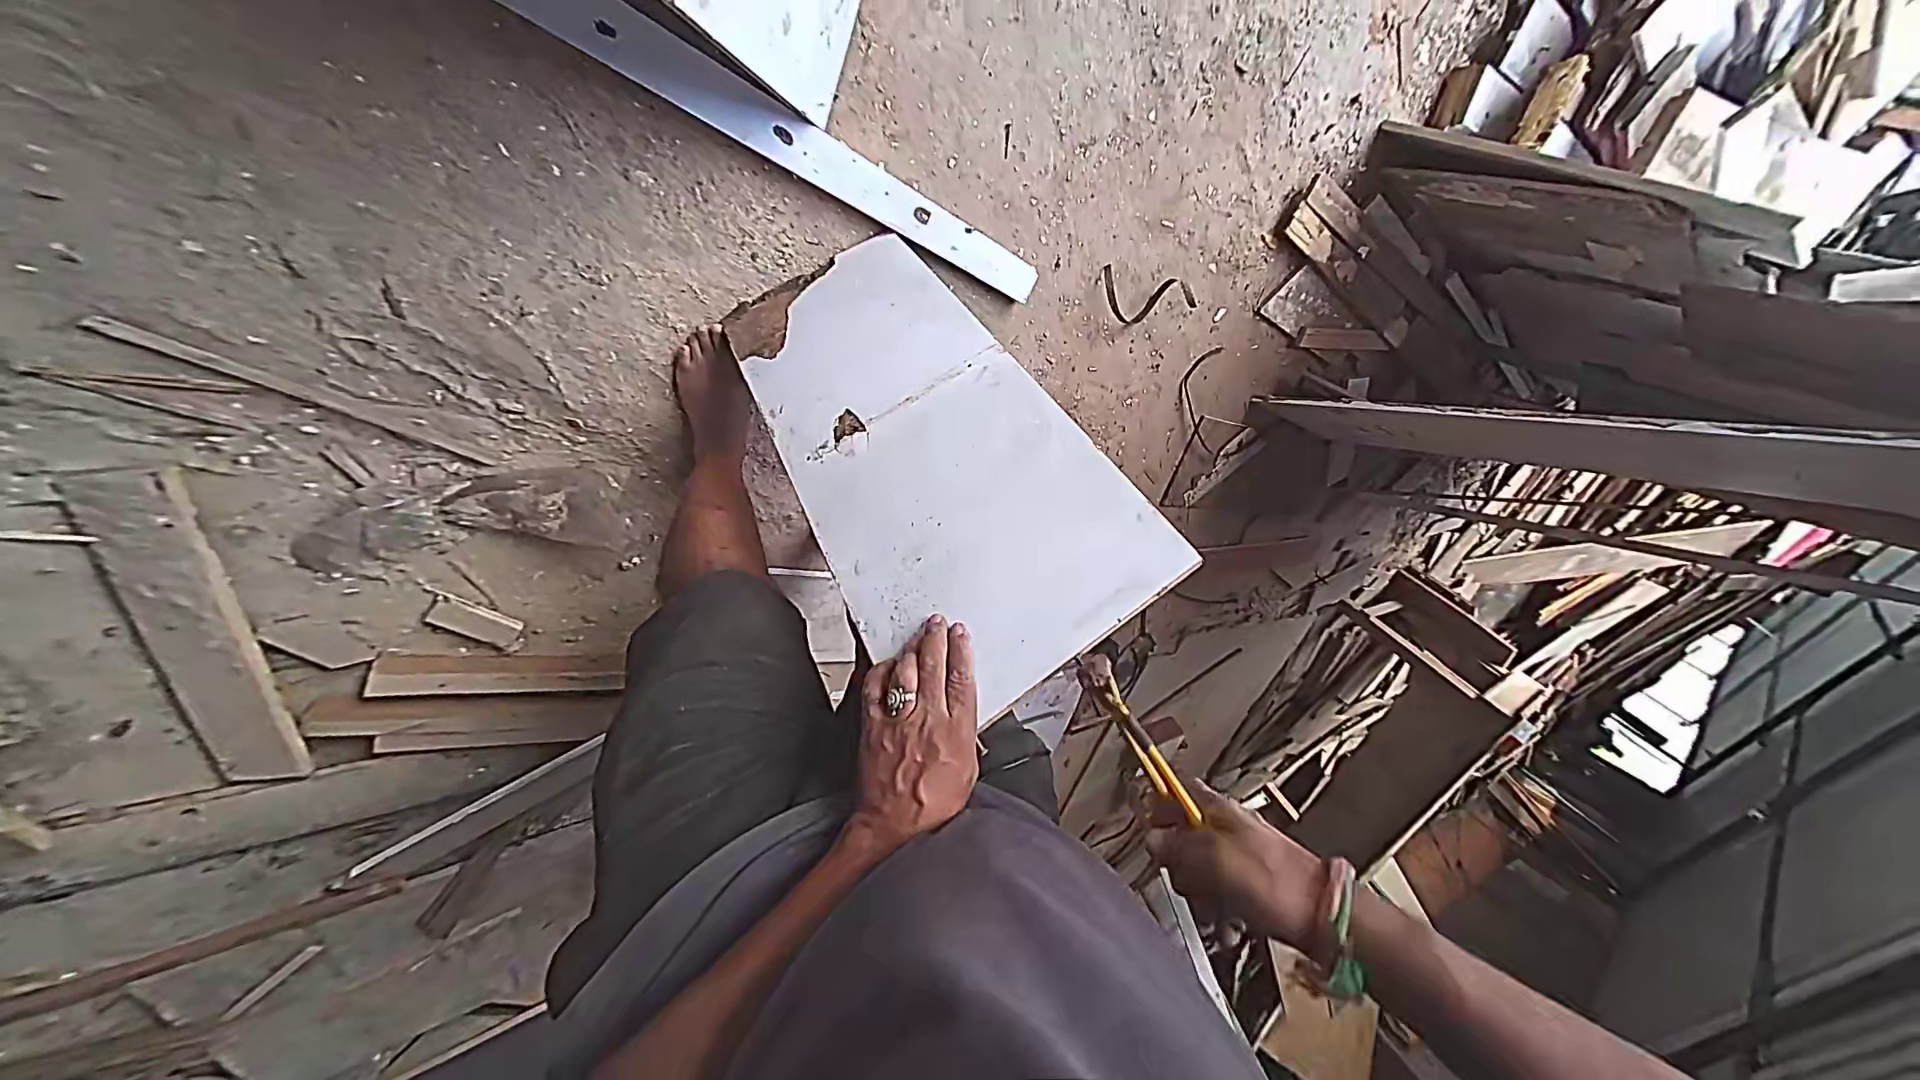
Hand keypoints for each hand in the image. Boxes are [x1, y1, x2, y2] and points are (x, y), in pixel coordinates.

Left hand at [844, 615, 979, 853]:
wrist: (895, 826)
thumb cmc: (933, 806)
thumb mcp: (967, 771)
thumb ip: (966, 737)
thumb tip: (965, 716)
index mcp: (956, 731)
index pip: (961, 679)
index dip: (962, 651)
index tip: (961, 634)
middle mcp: (928, 719)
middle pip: (934, 667)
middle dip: (937, 639)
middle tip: (938, 623)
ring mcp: (898, 720)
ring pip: (907, 671)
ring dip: (913, 648)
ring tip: (918, 635)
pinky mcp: (874, 725)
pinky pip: (875, 688)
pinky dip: (882, 671)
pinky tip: (887, 664)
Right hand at [1145, 782, 1328, 949]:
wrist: (1324, 918)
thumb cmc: (1275, 882)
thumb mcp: (1217, 858)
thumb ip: (1180, 845)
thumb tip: (1151, 839)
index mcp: (1218, 810)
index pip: (1177, 790)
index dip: (1159, 806)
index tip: (1152, 830)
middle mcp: (1223, 828)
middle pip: (1179, 836)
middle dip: (1178, 864)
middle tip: (1189, 880)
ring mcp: (1234, 857)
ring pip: (1194, 869)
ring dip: (1197, 893)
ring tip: (1212, 909)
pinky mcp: (1244, 885)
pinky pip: (1214, 893)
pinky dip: (1215, 909)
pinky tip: (1225, 924)